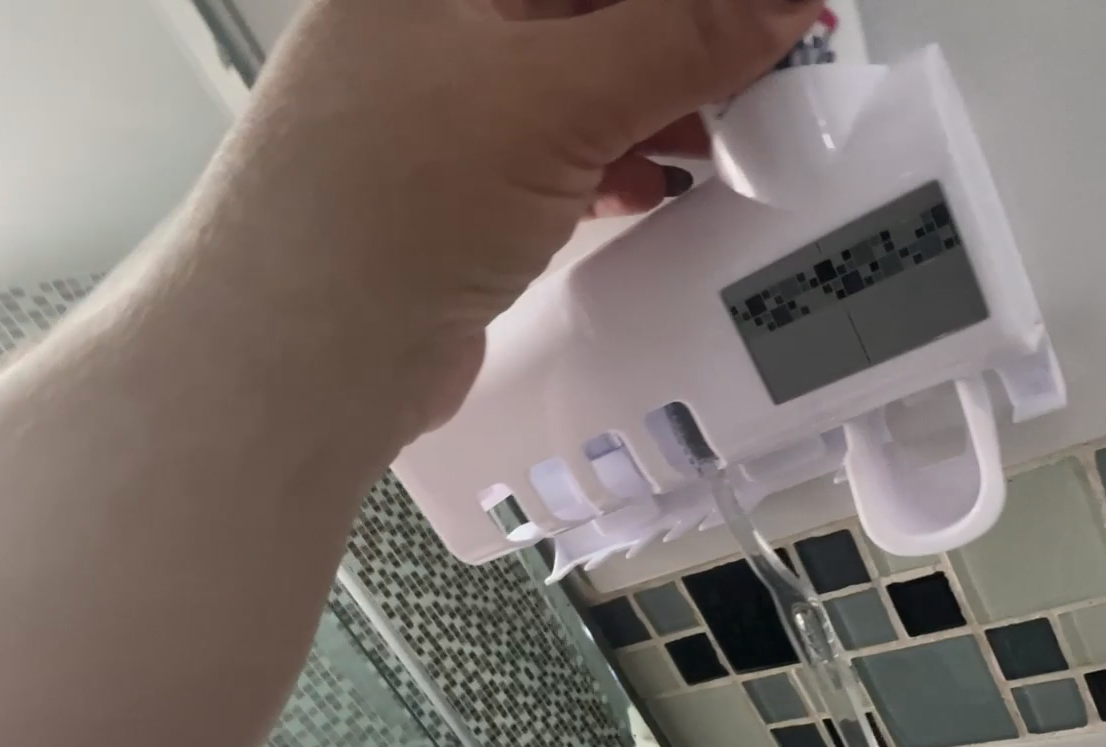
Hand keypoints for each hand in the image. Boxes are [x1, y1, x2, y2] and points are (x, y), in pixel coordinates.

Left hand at [168, 0, 824, 435]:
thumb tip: (788, 1)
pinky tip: (651, 187)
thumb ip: (675, 40)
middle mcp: (442, 21)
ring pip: (584, 85)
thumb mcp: (552, 99)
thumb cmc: (402, 201)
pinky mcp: (467, 186)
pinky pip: (562, 152)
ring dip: (660, 108)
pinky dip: (615, 164)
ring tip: (720, 143)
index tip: (780, 19)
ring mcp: (451, 108)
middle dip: (685, 45)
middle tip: (760, 86)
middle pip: (595, 17)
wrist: (318, 352)